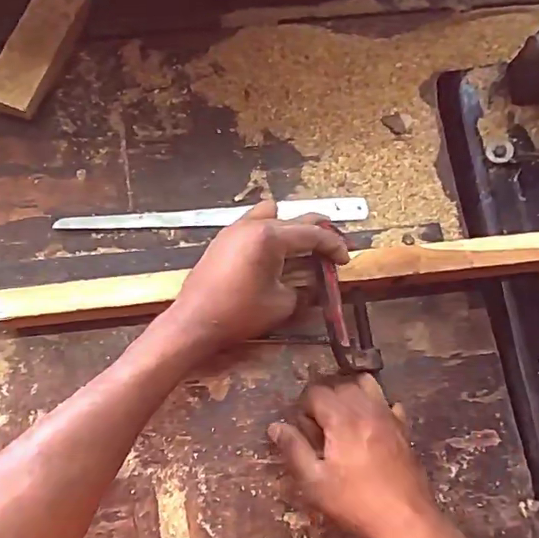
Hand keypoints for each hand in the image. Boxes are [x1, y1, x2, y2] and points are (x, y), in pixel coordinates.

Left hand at [154, 200, 349, 357]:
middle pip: (295, 219)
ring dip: (292, 227)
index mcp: (270, 237)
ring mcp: (235, 229)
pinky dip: (271, 232)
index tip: (344, 259)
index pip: (313, 234)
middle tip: (331, 250)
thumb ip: (303, 287)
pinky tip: (275, 254)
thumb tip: (311, 282)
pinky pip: (254, 224)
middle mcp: (253, 225)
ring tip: (303, 247)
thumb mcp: (283, 303)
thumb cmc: (238, 314)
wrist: (194, 323)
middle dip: (318, 233)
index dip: (333, 246)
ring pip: (273, 215)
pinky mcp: (223, 240)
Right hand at [270, 375, 443, 537]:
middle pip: (341, 385)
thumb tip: (276, 427)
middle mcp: (366, 408)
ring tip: (343, 422)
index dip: (304, 408)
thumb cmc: (355, 501)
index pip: (316, 392)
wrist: (404, 517)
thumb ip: (294, 449)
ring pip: (367, 385)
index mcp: (342, 418)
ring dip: (351, 395)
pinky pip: (388, 403)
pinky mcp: (403, 428)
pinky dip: (377, 407)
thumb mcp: (315, 482)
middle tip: (320, 431)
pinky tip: (371, 428)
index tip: (303, 431)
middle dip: (325, 400)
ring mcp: (388, 416)